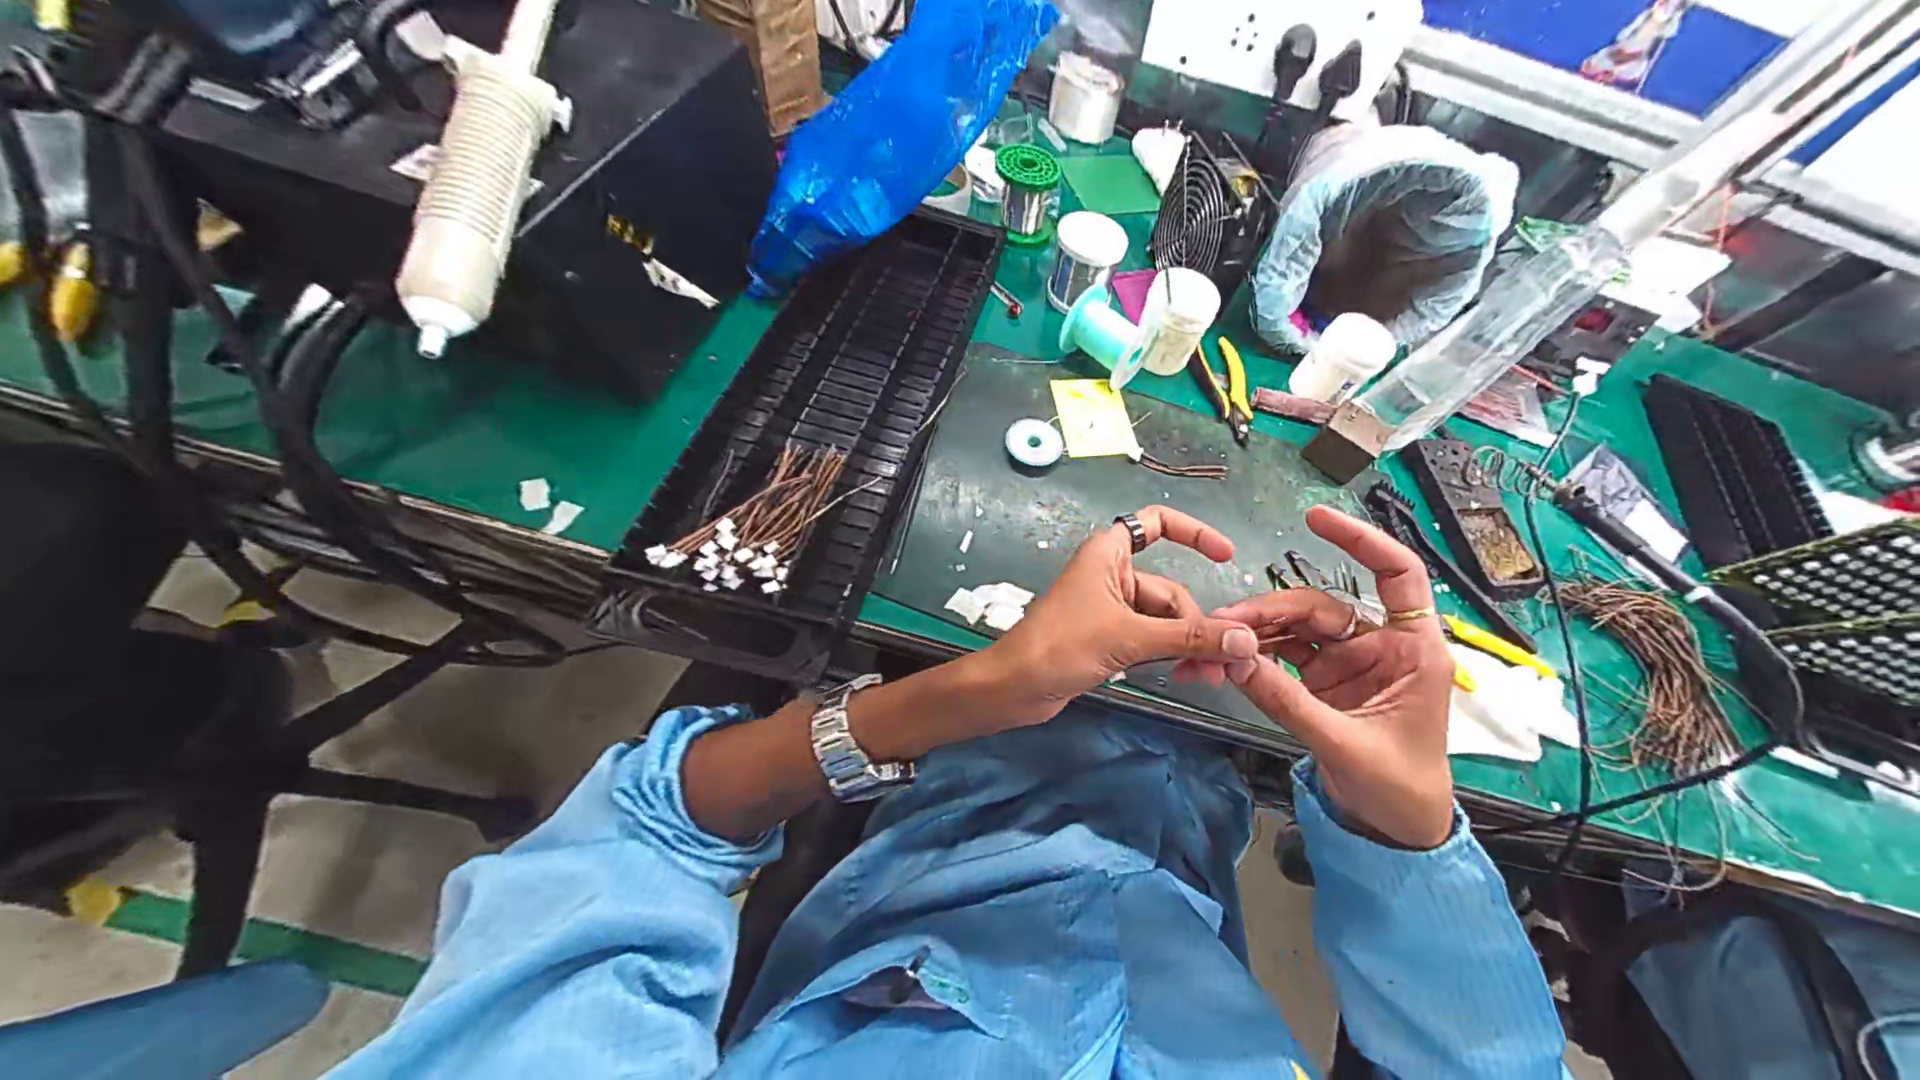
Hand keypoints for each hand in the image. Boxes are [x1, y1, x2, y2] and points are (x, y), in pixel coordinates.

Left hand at [977, 505, 1260, 729]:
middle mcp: (1111, 574)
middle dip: (1196, 624)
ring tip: (1207, 675)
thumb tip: (1243, 638)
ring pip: (1164, 619)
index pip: (1156, 524)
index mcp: (1108, 554)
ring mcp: (1110, 608)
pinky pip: (1151, 637)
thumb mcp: (1128, 637)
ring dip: (1187, 644)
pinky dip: (1170, 652)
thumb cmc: (1061, 645)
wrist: (1016, 687)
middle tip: (1220, 661)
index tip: (1226, 555)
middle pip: (1170, 590)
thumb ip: (1188, 638)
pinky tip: (1187, 673)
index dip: (1194, 532)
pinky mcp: (1109, 637)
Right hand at [1212, 505, 1456, 848]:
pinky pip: (1276, 654)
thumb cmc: (1398, 788)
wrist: (1390, 827)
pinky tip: (1218, 662)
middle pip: (1316, 605)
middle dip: (1265, 611)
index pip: (1396, 576)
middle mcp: (1375, 645)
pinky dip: (1247, 656)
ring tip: (1209, 646)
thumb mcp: (1344, 744)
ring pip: (1289, 627)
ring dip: (1248, 634)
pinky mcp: (1317, 678)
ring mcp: (1342, 661)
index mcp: (1409, 650)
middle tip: (1220, 624)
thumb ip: (1287, 700)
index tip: (1315, 519)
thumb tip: (1236, 658)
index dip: (1361, 542)